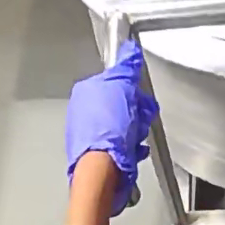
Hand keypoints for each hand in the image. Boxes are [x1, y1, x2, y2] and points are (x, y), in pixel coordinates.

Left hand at [66, 40, 159, 216]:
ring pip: (121, 129)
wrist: (103, 172)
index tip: (141, 96)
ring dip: (135, 133)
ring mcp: (90, 138)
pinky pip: (121, 149)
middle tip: (141, 118)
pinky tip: (134, 153)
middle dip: (135, 112)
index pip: (113, 82)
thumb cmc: (108, 132)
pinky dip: (131, 150)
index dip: (131, 89)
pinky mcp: (99, 159)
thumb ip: (127, 69)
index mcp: (85, 93)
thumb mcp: (122, 88)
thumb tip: (130, 52)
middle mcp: (84, 116)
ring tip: (136, 139)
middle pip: (118, 107)